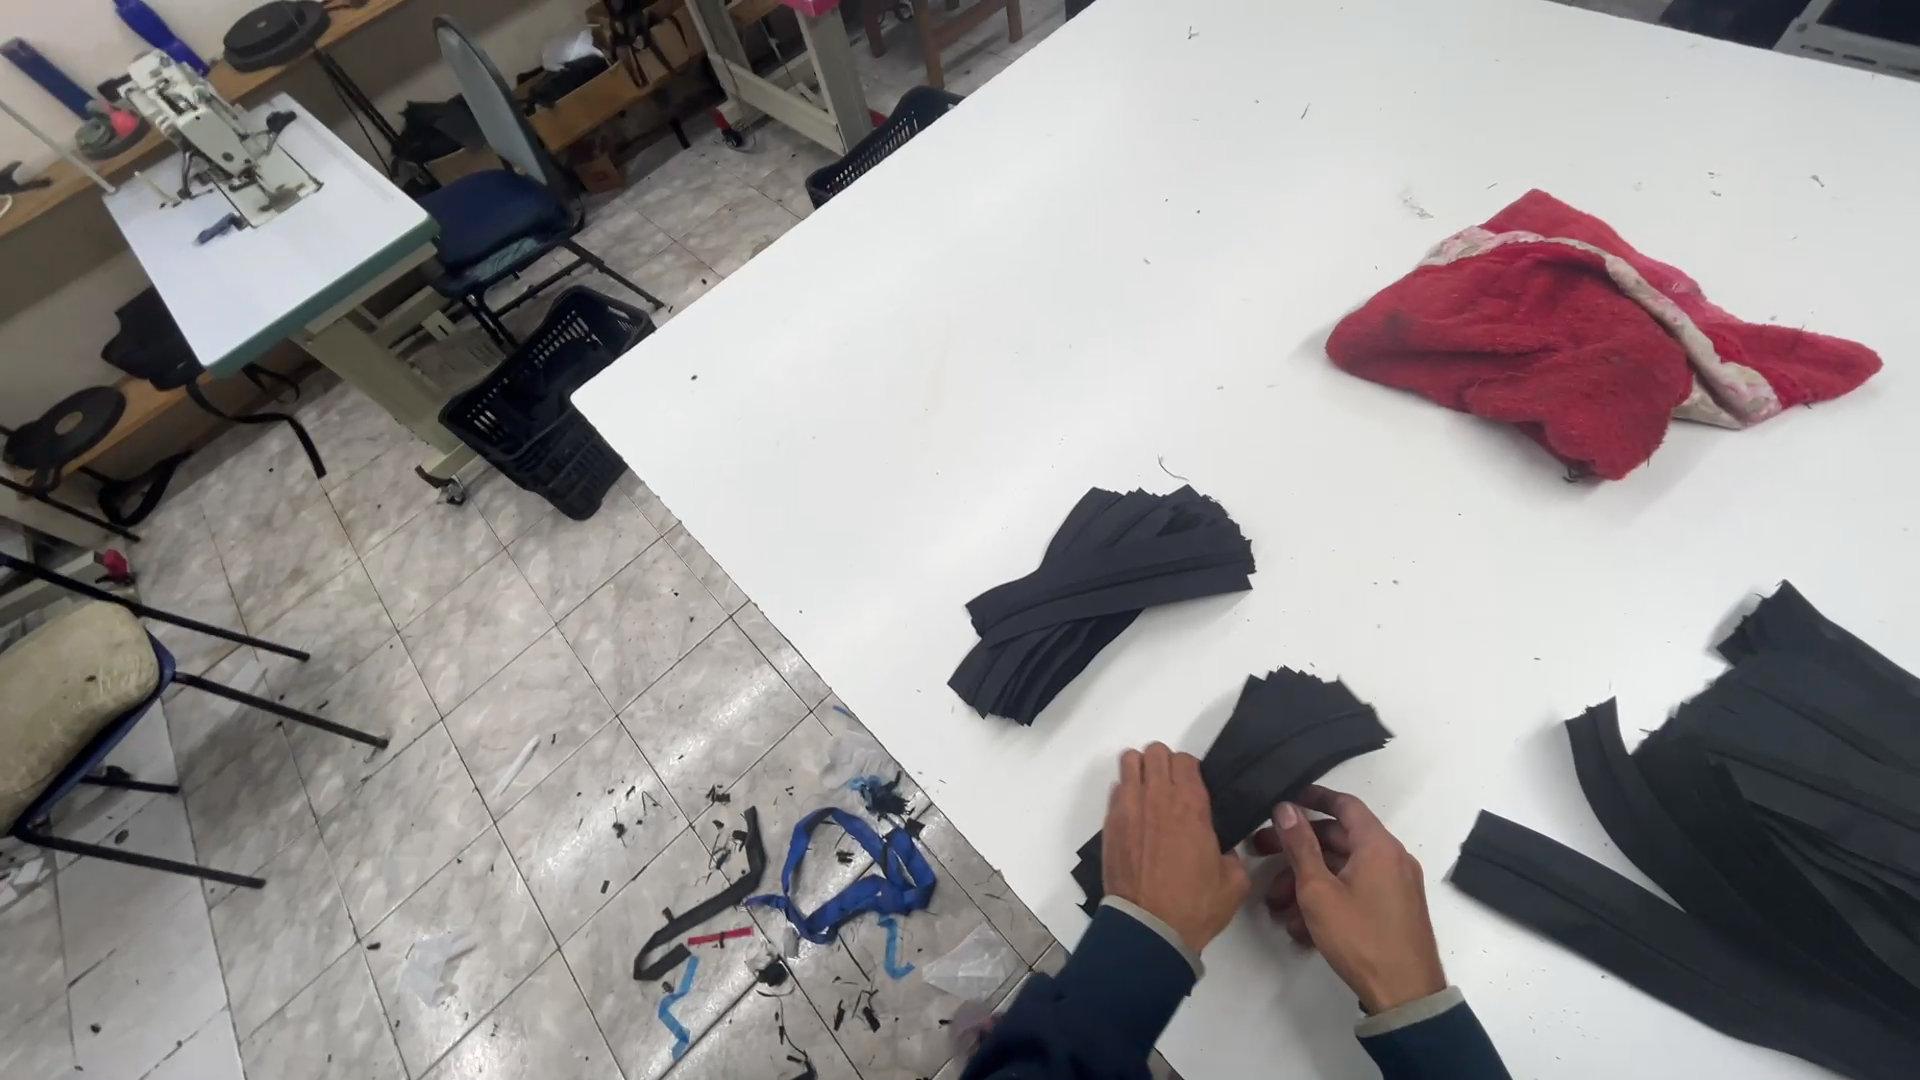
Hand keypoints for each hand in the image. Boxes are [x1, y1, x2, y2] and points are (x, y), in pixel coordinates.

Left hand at [1102, 743, 1249, 952]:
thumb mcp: (1233, 881)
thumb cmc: (1194, 905)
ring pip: (1130, 760)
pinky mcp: (1110, 821)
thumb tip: (1220, 849)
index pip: (1186, 760)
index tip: (1192, 785)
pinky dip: (1125, 792)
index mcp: (1191, 805)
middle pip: (1156, 751)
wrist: (1150, 925)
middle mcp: (1158, 796)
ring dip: (1140, 769)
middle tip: (1169, 785)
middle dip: (1163, 762)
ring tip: (1147, 790)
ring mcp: (1129, 805)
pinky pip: (1115, 788)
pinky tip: (1133, 814)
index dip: (1190, 768)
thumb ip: (1231, 855)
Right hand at [1251, 785, 1444, 1013]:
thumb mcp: (1318, 889)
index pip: (1345, 804)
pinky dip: (1326, 898)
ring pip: (1340, 869)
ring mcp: (1393, 887)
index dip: (1313, 796)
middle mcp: (1391, 859)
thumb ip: (1299, 845)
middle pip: (1336, 838)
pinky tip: (1298, 924)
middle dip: (1296, 847)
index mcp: (1378, 846)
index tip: (1284, 799)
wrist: (1406, 999)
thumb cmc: (1360, 936)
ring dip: (1305, 880)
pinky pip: (1353, 891)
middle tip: (1261, 851)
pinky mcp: (1391, 912)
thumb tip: (1286, 807)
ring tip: (1275, 903)